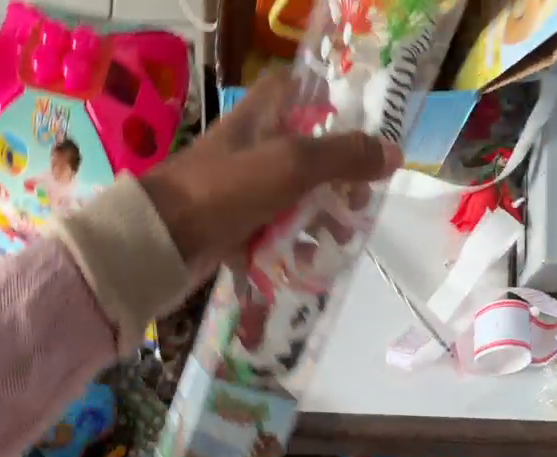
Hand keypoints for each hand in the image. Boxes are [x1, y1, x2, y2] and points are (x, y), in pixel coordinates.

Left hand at [137, 71, 402, 275]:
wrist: (162, 241)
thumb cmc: (225, 190)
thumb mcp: (292, 165)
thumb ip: (343, 157)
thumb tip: (394, 154)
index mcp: (261, 115)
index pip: (300, 91)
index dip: (332, 108)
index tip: (360, 138)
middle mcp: (249, 147)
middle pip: (303, 154)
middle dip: (335, 182)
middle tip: (357, 206)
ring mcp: (237, 190)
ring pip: (287, 199)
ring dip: (314, 221)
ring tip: (336, 243)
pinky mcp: (228, 228)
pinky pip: (265, 235)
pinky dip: (285, 248)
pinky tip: (303, 265)